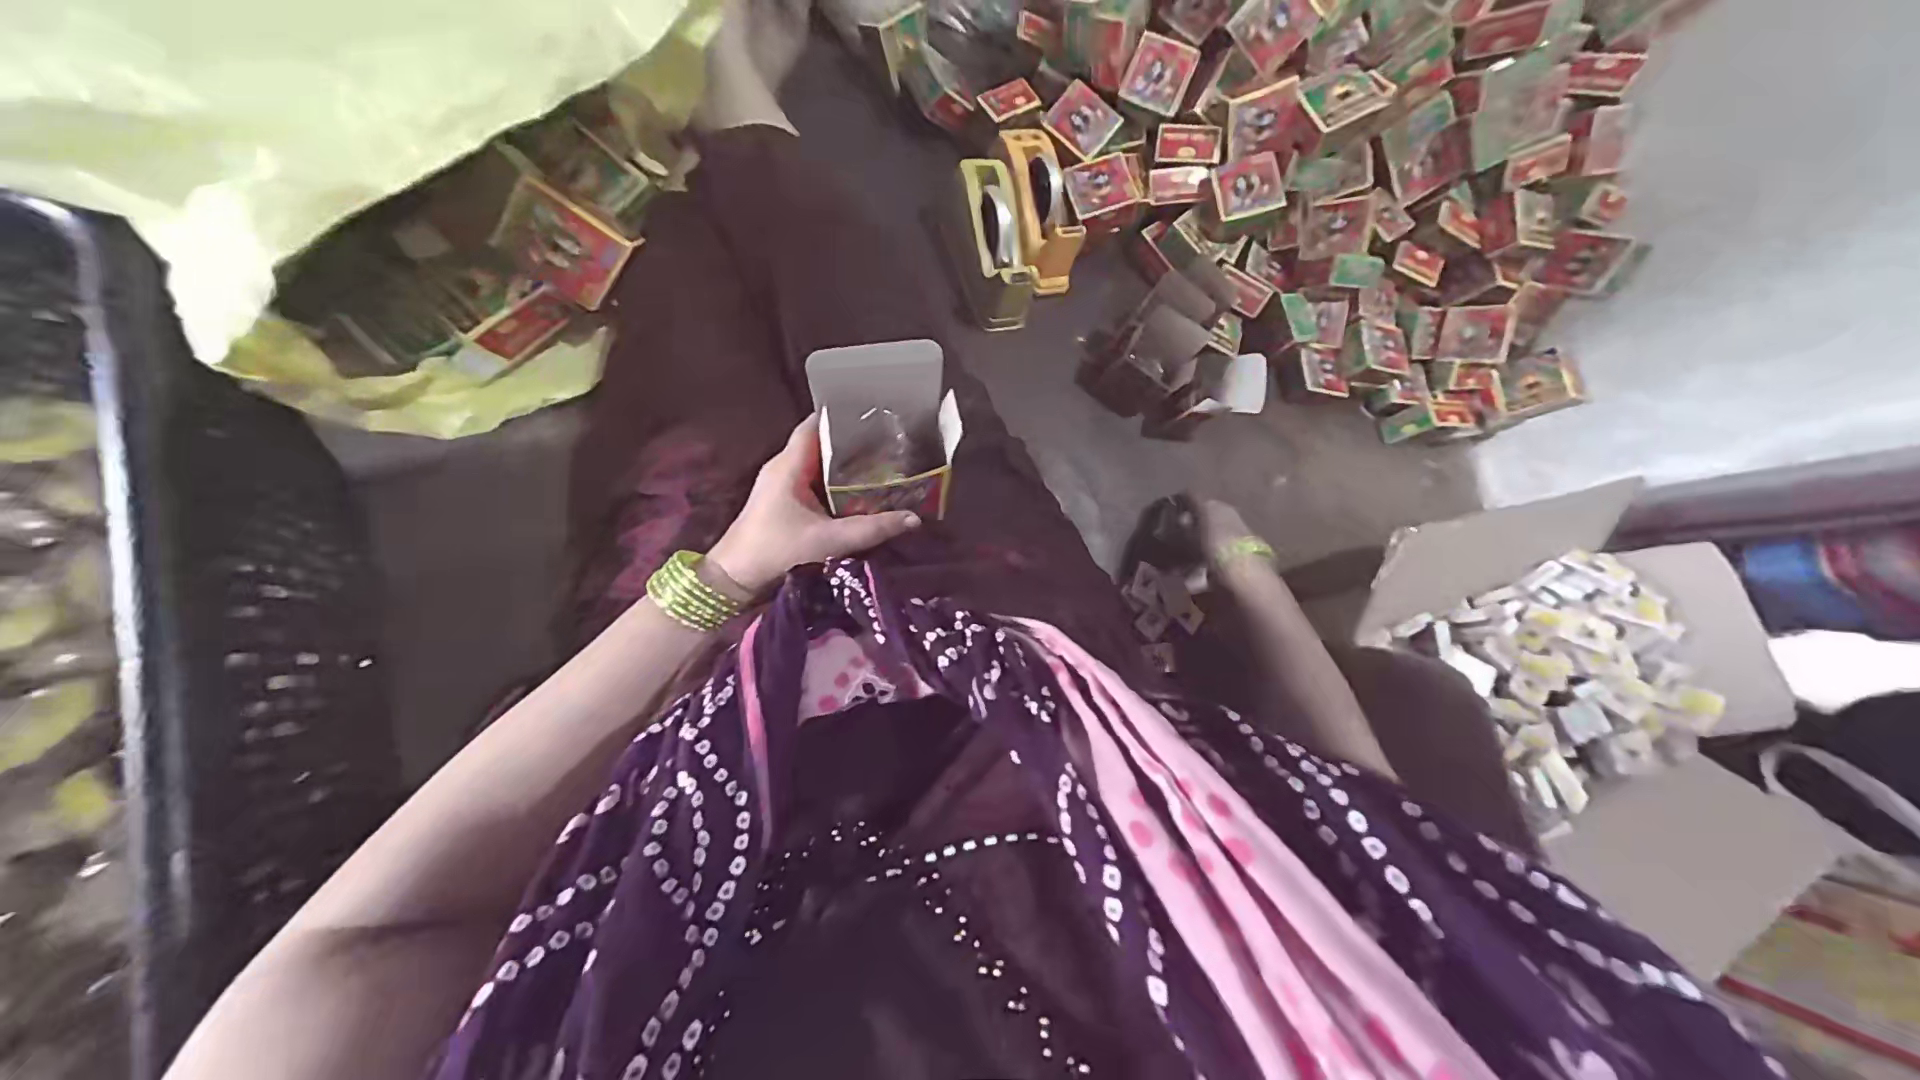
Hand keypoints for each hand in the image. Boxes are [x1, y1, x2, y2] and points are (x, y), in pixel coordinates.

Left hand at [707, 413, 922, 591]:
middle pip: (820, 441)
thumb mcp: (830, 540)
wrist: (736, 576)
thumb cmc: (777, 550)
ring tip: (881, 460)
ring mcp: (781, 482)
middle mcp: (783, 466)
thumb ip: (873, 529)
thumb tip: (914, 519)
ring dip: (844, 461)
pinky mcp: (782, 498)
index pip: (815, 424)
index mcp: (789, 465)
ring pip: (817, 460)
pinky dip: (834, 479)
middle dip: (851, 440)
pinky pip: (813, 478)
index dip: (842, 416)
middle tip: (888, 440)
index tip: (873, 415)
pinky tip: (857, 488)